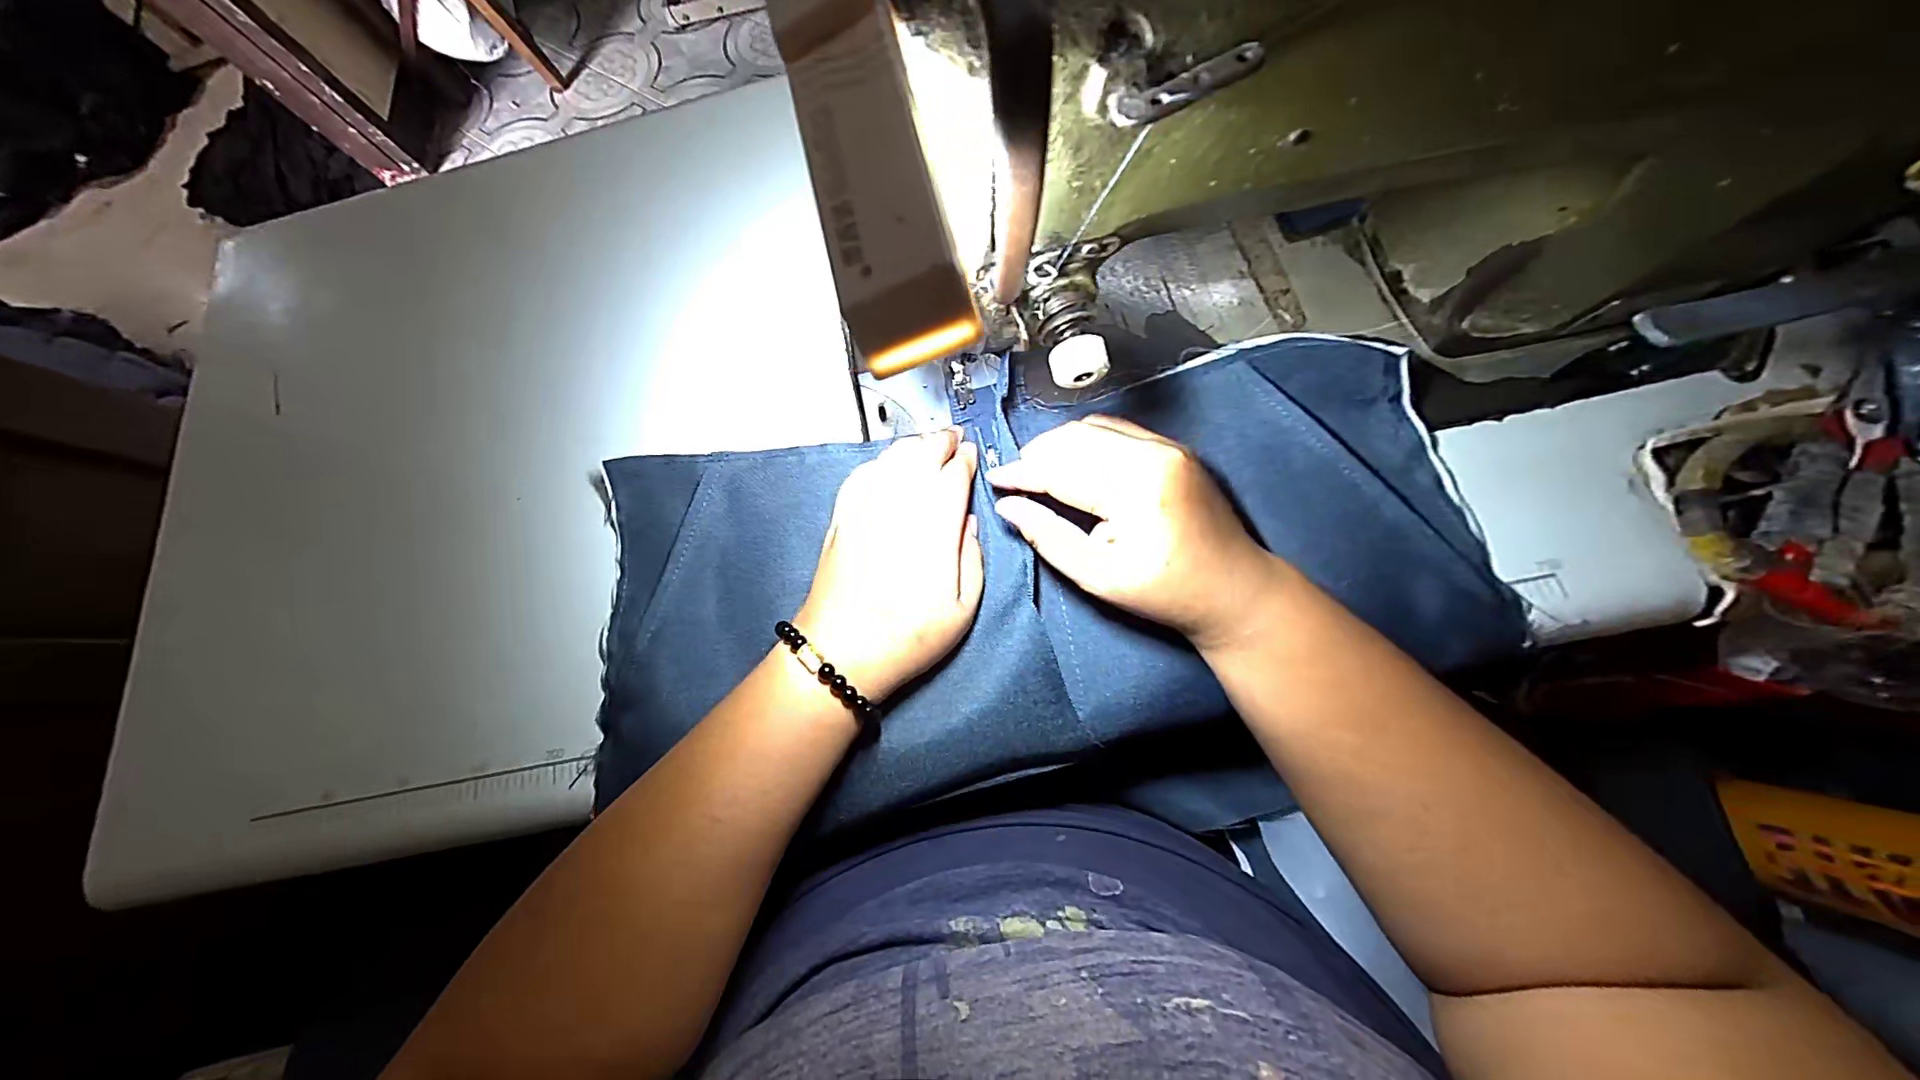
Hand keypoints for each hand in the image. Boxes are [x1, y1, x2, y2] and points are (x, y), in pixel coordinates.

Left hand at [793, 428, 983, 700]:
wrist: (841, 652)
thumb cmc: (906, 637)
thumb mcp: (962, 609)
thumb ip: (972, 557)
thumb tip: (968, 521)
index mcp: (933, 527)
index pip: (953, 474)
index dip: (966, 459)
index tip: (973, 454)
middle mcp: (897, 507)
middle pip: (921, 454)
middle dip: (941, 441)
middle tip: (954, 438)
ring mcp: (864, 509)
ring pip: (891, 458)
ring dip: (913, 445)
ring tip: (927, 445)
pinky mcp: (841, 517)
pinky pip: (862, 474)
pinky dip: (880, 461)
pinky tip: (888, 465)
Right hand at [987, 415, 1290, 650]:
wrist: (1234, 588)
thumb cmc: (1167, 592)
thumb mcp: (1098, 576)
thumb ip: (1049, 537)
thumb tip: (1009, 507)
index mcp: (1136, 488)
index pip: (1062, 469)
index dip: (1022, 473)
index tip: (995, 480)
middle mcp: (1154, 455)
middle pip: (1074, 440)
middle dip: (1037, 455)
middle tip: (1014, 478)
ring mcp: (1167, 447)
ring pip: (1093, 429)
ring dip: (1059, 445)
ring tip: (1037, 470)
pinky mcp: (1173, 448)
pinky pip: (1116, 430)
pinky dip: (1086, 441)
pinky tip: (1073, 462)